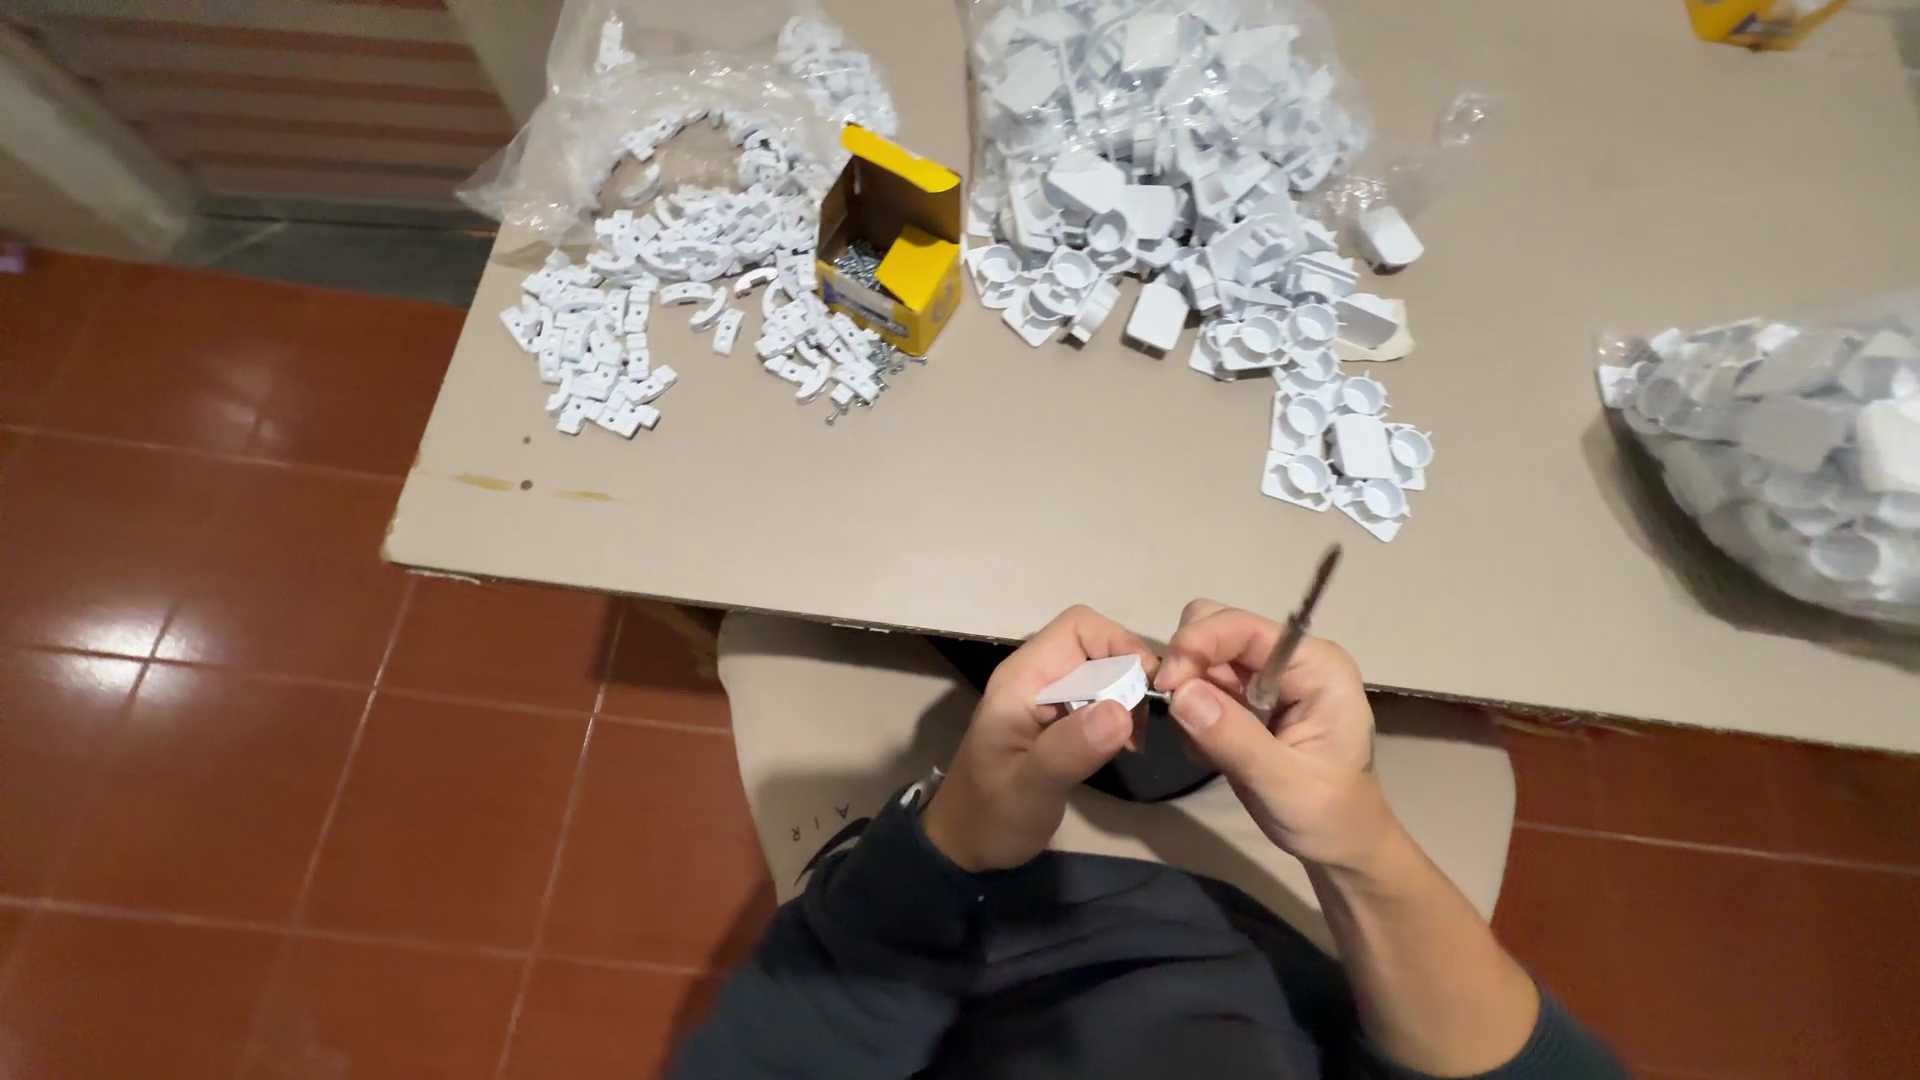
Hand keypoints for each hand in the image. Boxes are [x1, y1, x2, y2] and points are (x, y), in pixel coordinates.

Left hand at [922, 605, 1156, 872]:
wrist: (964, 844)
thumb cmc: (990, 815)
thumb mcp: (1030, 788)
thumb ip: (1070, 749)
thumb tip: (1122, 709)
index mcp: (1021, 679)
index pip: (1078, 627)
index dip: (1119, 644)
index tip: (1146, 689)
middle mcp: (1035, 678)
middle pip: (1097, 645)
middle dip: (1130, 675)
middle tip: (1141, 727)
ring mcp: (1047, 698)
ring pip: (1102, 671)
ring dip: (1128, 697)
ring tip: (1134, 742)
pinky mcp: (1059, 719)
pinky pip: (1099, 697)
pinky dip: (1120, 715)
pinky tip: (1125, 747)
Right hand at [1154, 600, 1397, 869]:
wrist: (1340, 845)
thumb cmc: (1330, 816)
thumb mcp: (1287, 786)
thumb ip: (1236, 739)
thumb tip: (1181, 694)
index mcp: (1315, 664)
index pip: (1242, 626)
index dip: (1198, 643)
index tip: (1168, 685)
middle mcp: (1287, 657)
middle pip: (1213, 625)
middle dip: (1187, 663)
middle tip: (1179, 711)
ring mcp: (1263, 674)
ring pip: (1198, 653)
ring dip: (1185, 692)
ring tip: (1206, 745)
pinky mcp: (1242, 694)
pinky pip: (1195, 683)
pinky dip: (1187, 711)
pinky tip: (1209, 749)